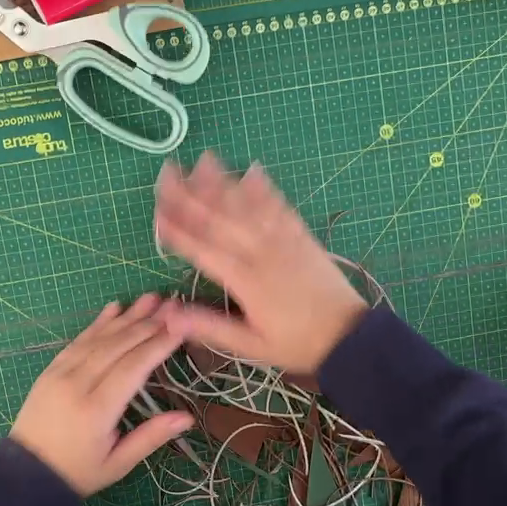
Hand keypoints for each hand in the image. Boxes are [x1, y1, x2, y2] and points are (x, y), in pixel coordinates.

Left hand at [10, 294, 194, 495]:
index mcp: (97, 410)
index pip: (133, 367)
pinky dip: (98, 323)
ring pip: (98, 338)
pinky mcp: (50, 370)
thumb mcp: (118, 463)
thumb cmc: (77, 473)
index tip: (181, 327)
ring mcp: (60, 373)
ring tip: (150, 298)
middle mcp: (77, 384)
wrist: (25, 475)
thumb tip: (187, 418)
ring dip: (126, 316)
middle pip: (117, 346)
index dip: (158, 345)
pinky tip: (114, 308)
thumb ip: (151, 437)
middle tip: (172, 305)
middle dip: (147, 323)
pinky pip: (78, 340)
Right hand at [154, 152, 367, 374]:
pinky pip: (279, 206)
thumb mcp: (251, 346)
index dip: (177, 230)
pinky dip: (264, 187)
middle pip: (219, 218)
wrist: (350, 337)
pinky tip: (251, 170)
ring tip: (203, 159)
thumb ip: (209, 327)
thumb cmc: (297, 344)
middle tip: (168, 171)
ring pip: (247, 205)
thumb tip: (168, 316)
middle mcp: (262, 253)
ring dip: (223, 181)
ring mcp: (284, 241)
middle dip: (190, 194)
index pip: (202, 249)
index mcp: (245, 281)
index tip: (156, 214)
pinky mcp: (303, 236)